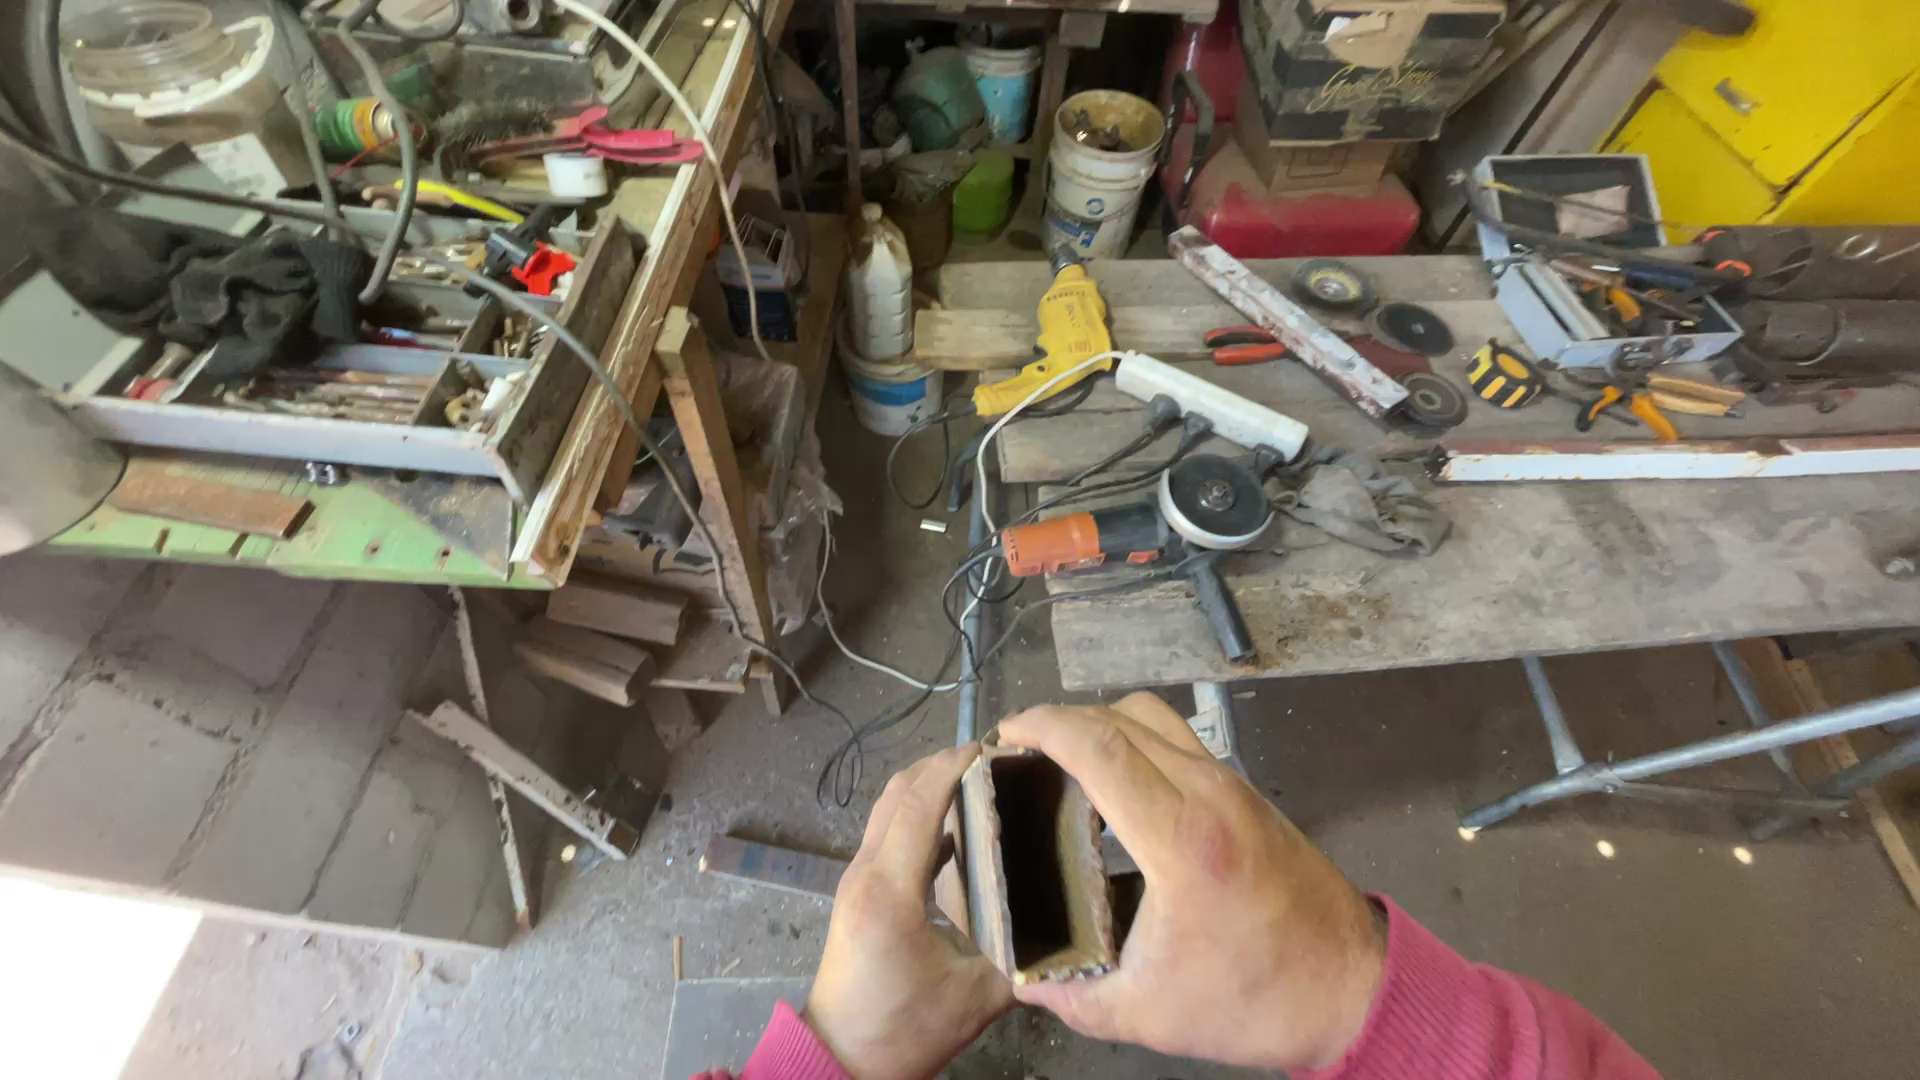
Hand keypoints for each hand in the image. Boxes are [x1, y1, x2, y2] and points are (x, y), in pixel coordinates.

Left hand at [806, 744, 1012, 1079]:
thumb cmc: (902, 1030)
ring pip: (888, 804)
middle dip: (941, 764)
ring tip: (974, 780)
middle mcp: (865, 870)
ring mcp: (855, 874)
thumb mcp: (973, 1000)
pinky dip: (917, 807)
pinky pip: (887, 825)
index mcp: (890, 890)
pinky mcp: (857, 883)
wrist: (839, 1058)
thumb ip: (1020, 957)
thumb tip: (1067, 926)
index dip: (951, 767)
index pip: (918, 805)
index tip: (988, 747)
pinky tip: (954, 823)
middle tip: (989, 758)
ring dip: (926, 782)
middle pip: (898, 791)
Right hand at [999, 693, 1385, 1071]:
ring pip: (1148, 713)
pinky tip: (1112, 772)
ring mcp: (1226, 780)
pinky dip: (1129, 732)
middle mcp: (1204, 790)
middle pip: (1116, 718)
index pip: (1099, 748)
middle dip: (1058, 719)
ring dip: (1096, 719)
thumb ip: (1073, 994)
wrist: (1353, 986)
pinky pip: (1173, 732)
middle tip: (1019, 746)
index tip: (1005, 735)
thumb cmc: (1254, 999)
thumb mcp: (1151, 1014)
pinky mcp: (1239, 785)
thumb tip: (1020, 974)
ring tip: (1061, 752)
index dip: (1043, 727)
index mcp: (1180, 838)